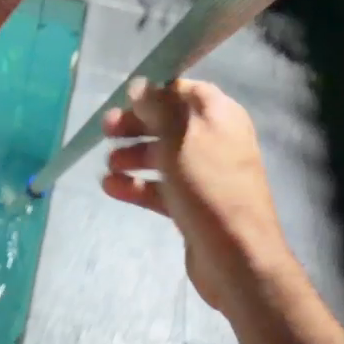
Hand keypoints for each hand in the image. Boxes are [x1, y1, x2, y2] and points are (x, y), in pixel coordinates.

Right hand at [101, 80, 298, 316]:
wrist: (238, 257)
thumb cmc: (209, 186)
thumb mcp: (180, 138)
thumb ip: (157, 107)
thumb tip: (140, 86)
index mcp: (219, 115)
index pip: (183, 90)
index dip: (152, 92)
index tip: (123, 100)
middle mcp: (215, 139)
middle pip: (168, 123)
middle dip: (136, 126)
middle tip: (105, 131)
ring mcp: (204, 174)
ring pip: (162, 156)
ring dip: (133, 157)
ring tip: (108, 165)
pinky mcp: (193, 204)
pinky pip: (161, 188)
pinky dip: (137, 186)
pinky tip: (111, 188)